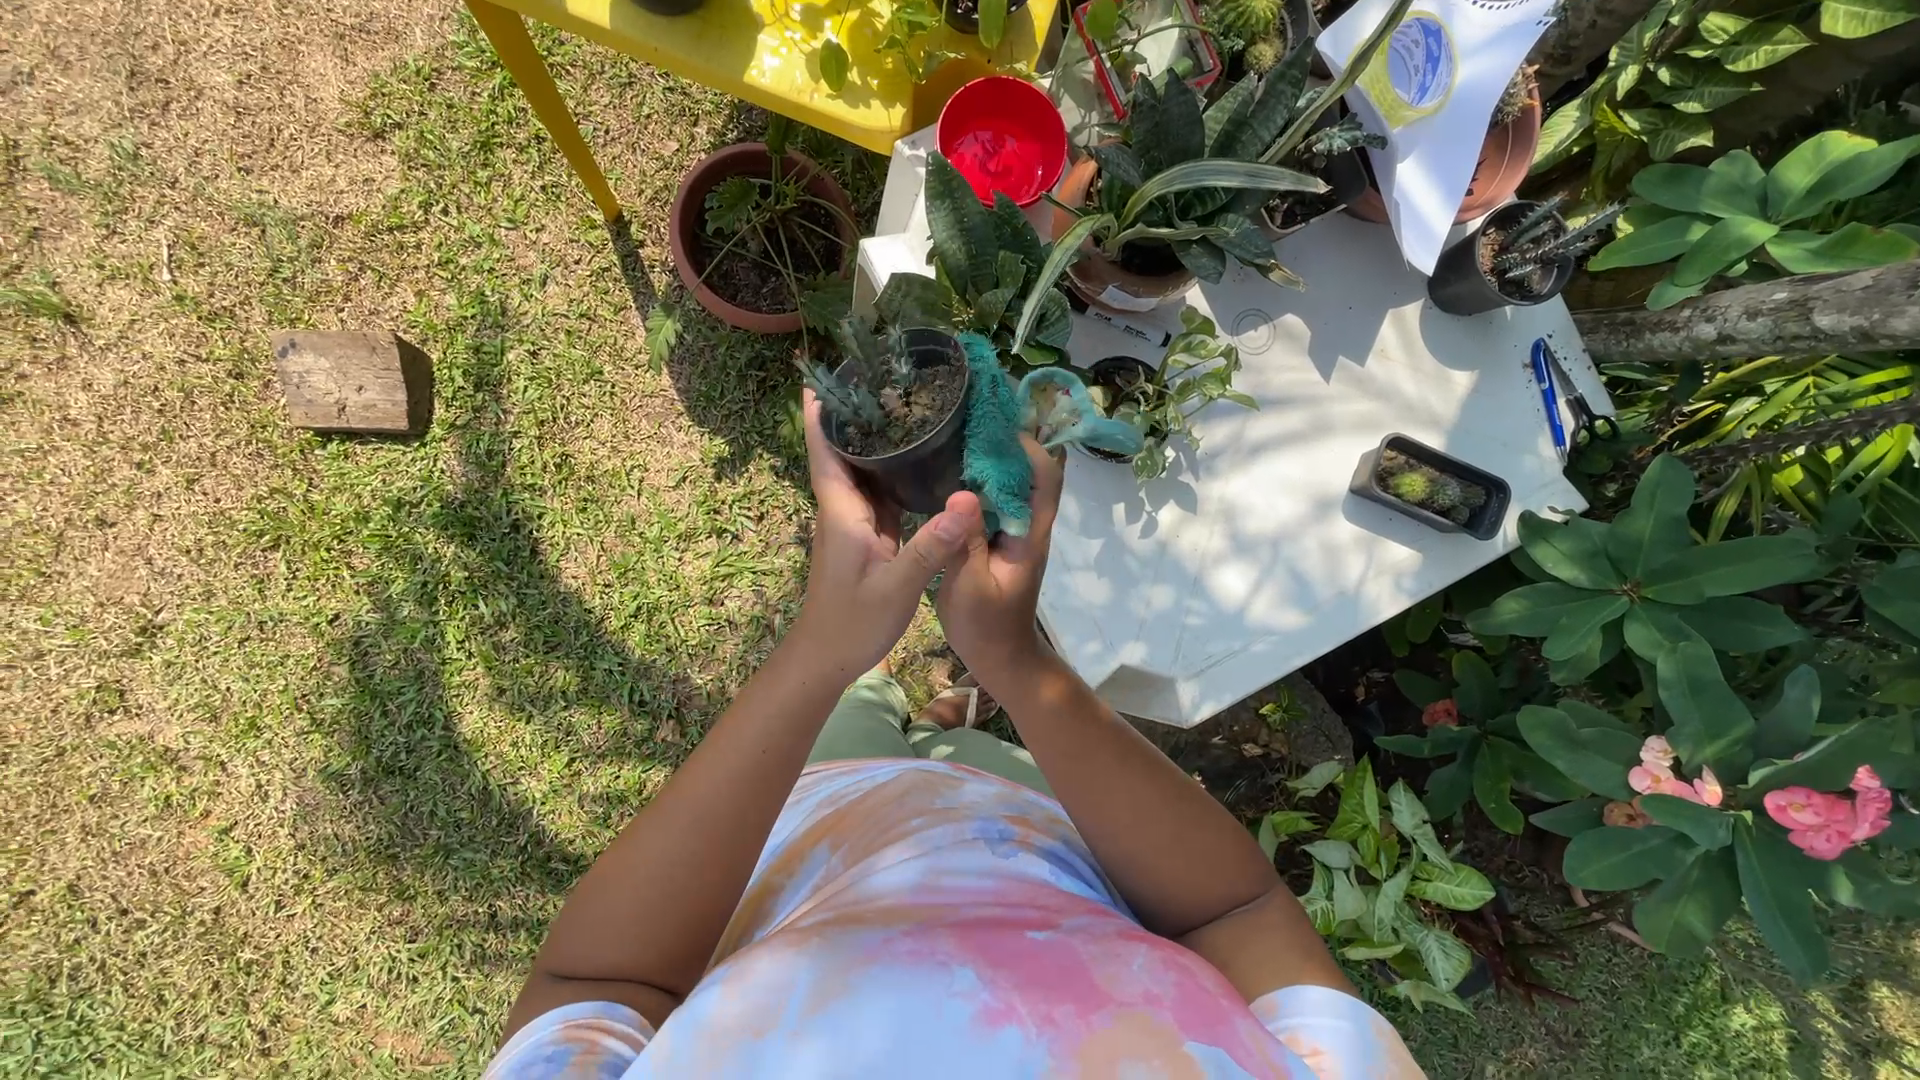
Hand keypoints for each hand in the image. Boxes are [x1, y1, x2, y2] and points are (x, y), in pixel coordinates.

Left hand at [794, 390, 979, 676]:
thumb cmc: (853, 622)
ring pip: (863, 472)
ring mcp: (854, 525)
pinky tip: (920, 463)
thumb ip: (932, 545)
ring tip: (905, 408)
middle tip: (884, 379)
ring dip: (876, 442)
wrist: (827, 658)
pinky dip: (894, 475)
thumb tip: (969, 500)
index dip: (821, 414)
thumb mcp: (898, 586)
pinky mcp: (867, 539)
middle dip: (858, 416)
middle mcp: (844, 510)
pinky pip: (879, 496)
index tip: (822, 376)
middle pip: (845, 453)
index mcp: (842, 512)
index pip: (825, 451)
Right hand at [936, 435, 1063, 689]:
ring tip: (957, 434)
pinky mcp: (998, 540)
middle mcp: (1027, 527)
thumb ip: (967, 542)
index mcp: (1029, 536)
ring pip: (1013, 486)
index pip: (1045, 479)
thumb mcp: (969, 586)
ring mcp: (1014, 534)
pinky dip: (978, 482)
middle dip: (1008, 443)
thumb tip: (964, 492)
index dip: (1029, 447)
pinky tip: (948, 471)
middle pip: (1031, 473)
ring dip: (993, 459)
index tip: (997, 424)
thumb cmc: (986, 627)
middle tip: (970, 418)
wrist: (1000, 659)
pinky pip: (994, 502)